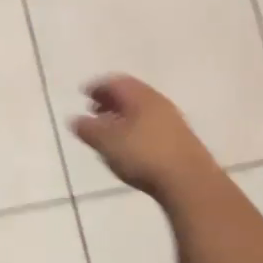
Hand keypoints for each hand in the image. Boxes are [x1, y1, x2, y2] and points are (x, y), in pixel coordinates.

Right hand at [68, 75, 220, 198]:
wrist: (187, 180)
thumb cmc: (142, 155)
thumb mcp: (107, 142)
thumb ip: (88, 129)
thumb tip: (75, 119)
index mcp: (140, 97)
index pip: (116, 82)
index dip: (98, 86)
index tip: (83, 93)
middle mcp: (158, 103)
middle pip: (131, 94)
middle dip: (110, 100)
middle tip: (93, 109)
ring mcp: (172, 120)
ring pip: (142, 110)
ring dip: (122, 115)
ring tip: (107, 129)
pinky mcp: (178, 139)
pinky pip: (151, 124)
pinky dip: (134, 127)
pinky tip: (128, 144)